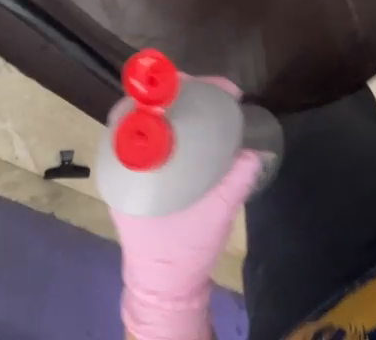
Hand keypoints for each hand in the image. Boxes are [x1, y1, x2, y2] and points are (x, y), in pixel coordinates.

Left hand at [111, 76, 263, 339]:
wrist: (165, 288)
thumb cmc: (183, 251)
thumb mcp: (215, 214)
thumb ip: (236, 180)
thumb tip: (256, 150)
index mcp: (129, 168)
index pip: (137, 112)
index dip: (166, 92)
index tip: (199, 87)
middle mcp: (119, 161)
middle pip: (142, 108)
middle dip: (176, 92)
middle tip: (214, 92)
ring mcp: (124, 167)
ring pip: (145, 119)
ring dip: (175, 105)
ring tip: (210, 100)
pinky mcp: (136, 173)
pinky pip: (149, 135)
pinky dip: (172, 122)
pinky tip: (196, 121)